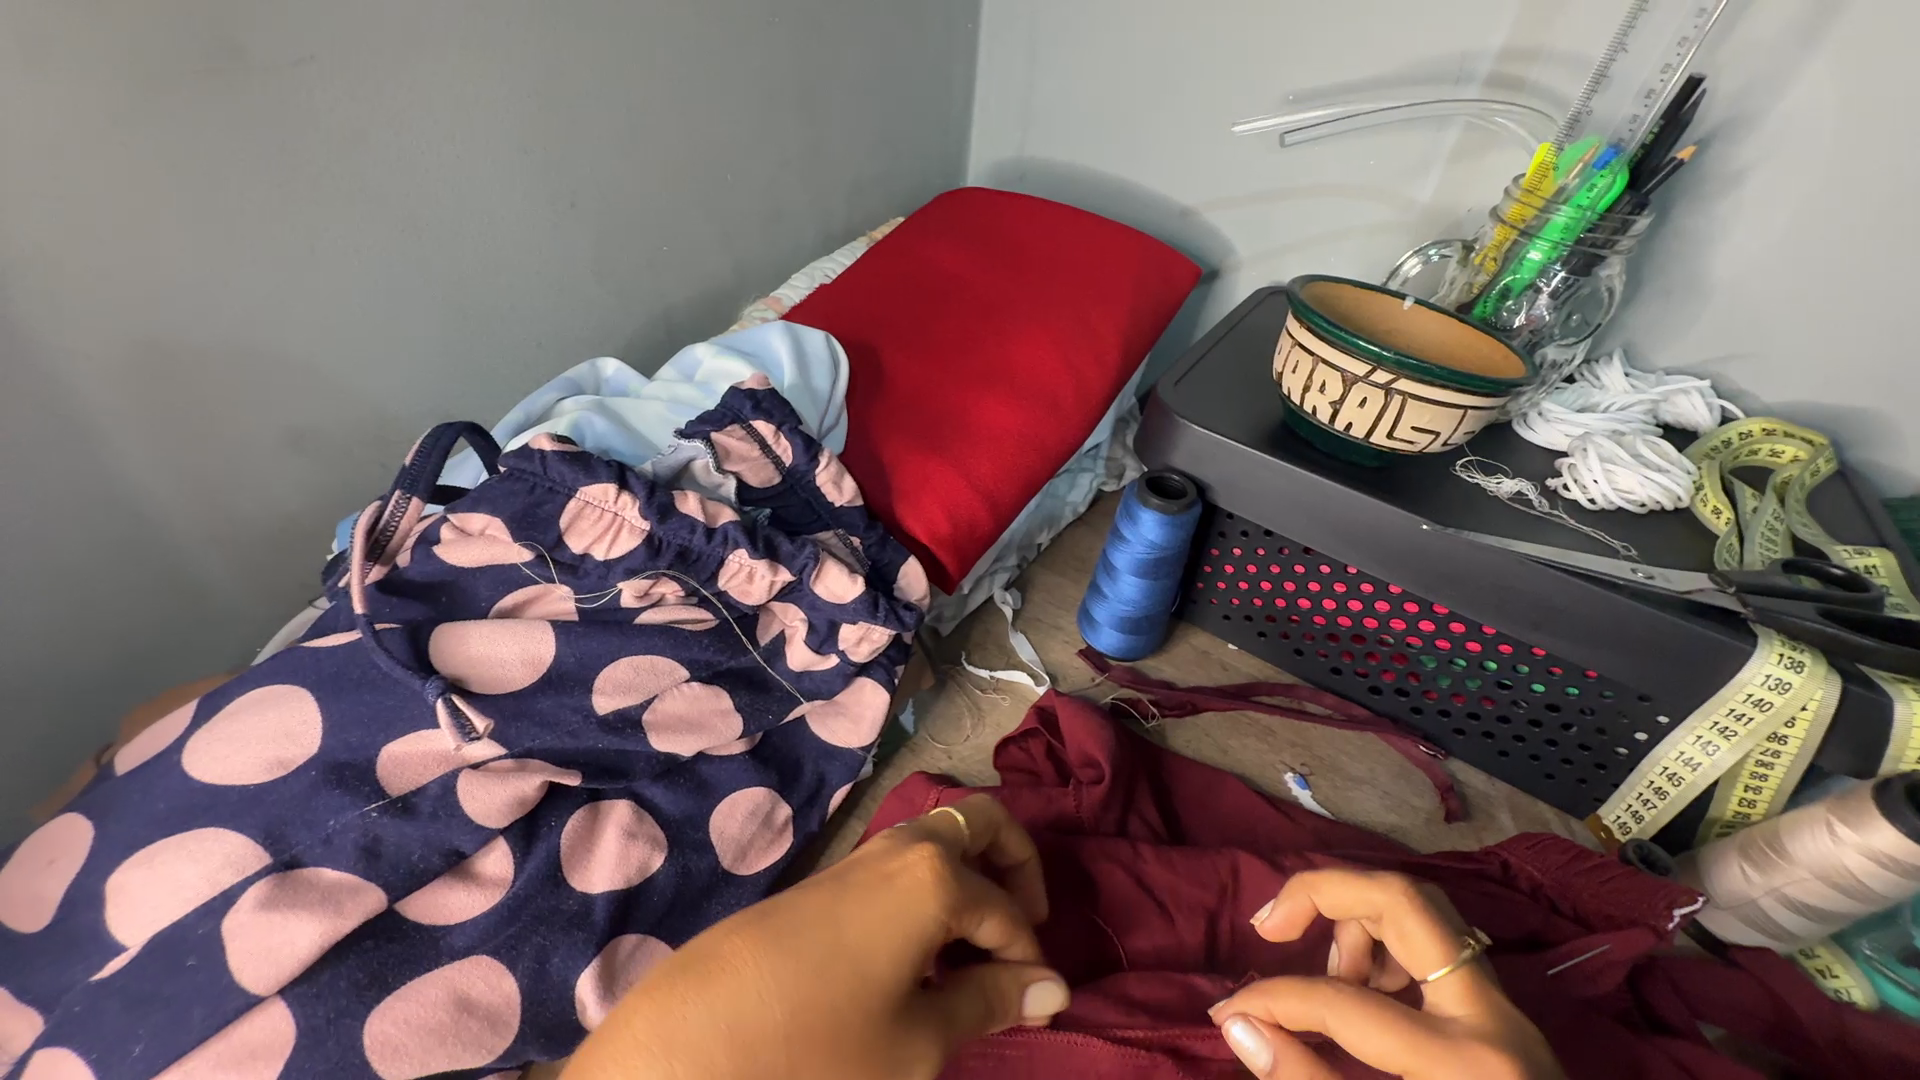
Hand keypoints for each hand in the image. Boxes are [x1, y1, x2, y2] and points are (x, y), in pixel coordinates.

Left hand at [562, 794, 1065, 1079]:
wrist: (690, 1041)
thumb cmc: (821, 1044)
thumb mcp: (918, 1039)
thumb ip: (990, 1002)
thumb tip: (1052, 988)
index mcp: (936, 874)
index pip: (1008, 910)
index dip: (1031, 959)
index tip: (1039, 1003)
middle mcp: (903, 846)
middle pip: (982, 824)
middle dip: (1017, 867)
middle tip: (1022, 932)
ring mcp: (862, 856)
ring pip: (941, 839)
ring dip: (973, 877)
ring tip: (972, 954)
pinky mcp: (831, 877)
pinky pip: (904, 864)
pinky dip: (934, 890)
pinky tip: (921, 955)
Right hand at [1209, 869, 1563, 1079]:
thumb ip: (1307, 1078)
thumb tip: (1237, 1025)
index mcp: (1466, 1063)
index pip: (1343, 1001)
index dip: (1272, 999)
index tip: (1230, 1010)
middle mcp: (1494, 1016)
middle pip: (1400, 899)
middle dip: (1322, 895)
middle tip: (1272, 928)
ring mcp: (1507, 1011)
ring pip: (1420, 908)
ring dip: (1357, 922)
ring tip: (1329, 975)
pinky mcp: (1503, 1016)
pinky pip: (1435, 942)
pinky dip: (1385, 944)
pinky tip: (1366, 989)